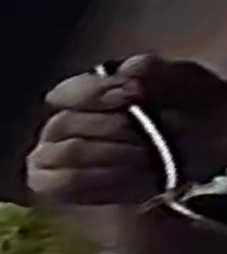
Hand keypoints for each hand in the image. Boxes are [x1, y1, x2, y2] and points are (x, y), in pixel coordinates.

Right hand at [28, 55, 226, 204]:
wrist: (206, 165)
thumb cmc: (200, 124)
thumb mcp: (194, 90)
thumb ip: (162, 75)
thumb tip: (128, 68)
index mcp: (90, 100)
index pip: (64, 92)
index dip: (88, 94)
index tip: (126, 98)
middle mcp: (60, 128)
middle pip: (63, 124)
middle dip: (116, 129)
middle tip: (154, 137)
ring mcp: (46, 159)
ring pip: (65, 152)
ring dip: (114, 155)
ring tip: (149, 160)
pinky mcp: (47, 185)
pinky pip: (63, 181)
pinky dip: (101, 178)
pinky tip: (130, 177)